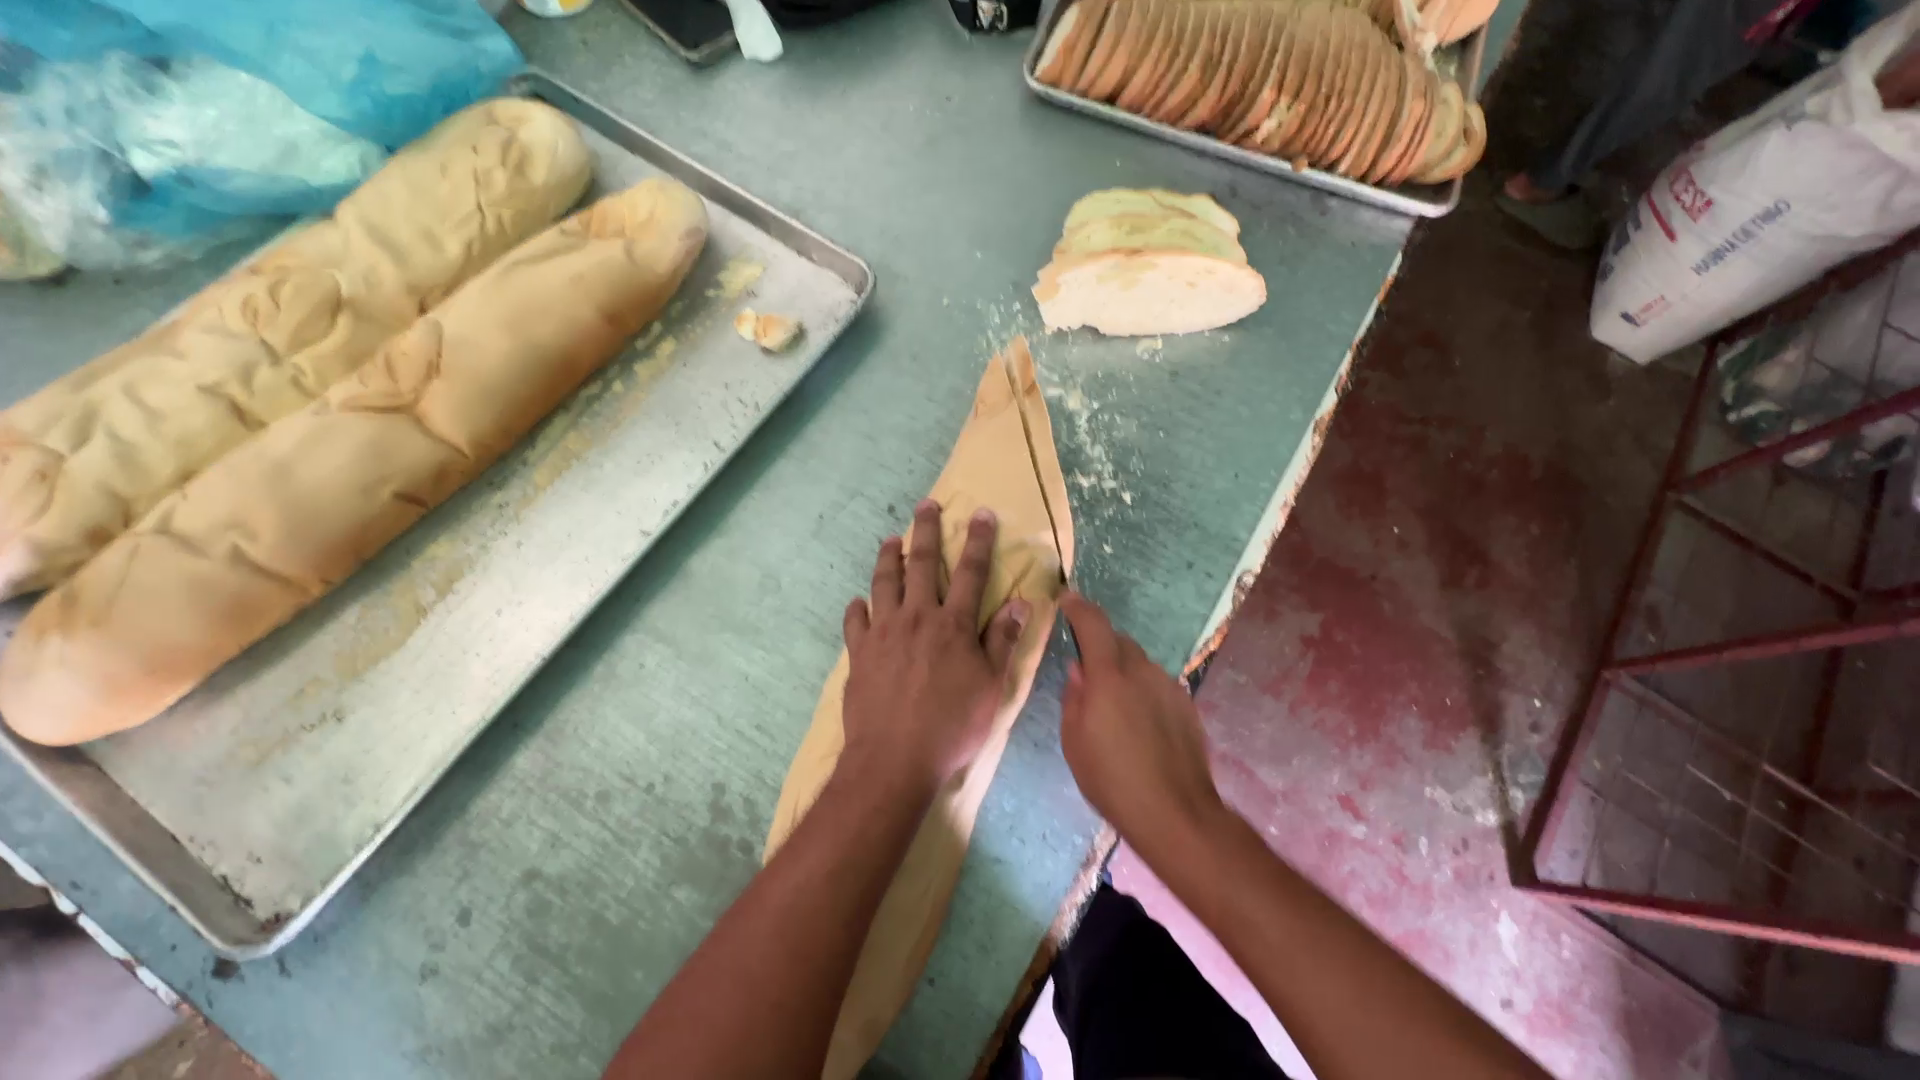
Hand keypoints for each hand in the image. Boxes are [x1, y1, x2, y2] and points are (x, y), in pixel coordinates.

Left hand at [839, 499, 1029, 797]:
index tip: (982, 514)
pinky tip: (859, 602)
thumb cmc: (952, 726)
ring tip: (890, 540)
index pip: (972, 573)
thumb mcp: (991, 687)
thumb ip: (1002, 642)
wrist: (894, 758)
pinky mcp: (858, 653)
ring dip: (888, 558)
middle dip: (927, 531)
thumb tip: (1020, 603)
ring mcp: (883, 633)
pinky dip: (858, 607)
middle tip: (927, 505)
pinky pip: (855, 621)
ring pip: (884, 583)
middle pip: (922, 564)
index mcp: (953, 625)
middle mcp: (917, 618)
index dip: (978, 541)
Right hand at [1059, 593, 1225, 857]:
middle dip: (1101, 646)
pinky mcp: (1187, 706)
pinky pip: (1158, 686)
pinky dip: (1144, 692)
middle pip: (1119, 642)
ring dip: (1124, 672)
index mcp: (1109, 677)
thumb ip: (1075, 698)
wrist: (1174, 812)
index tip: (1067, 600)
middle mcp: (1142, 672)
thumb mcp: (1074, 742)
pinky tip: (1140, 724)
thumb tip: (1079, 671)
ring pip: (1141, 665)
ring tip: (1114, 707)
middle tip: (1087, 670)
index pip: (1093, 624)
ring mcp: (1170, 687)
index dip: (1078, 608)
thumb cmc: (1111, 781)